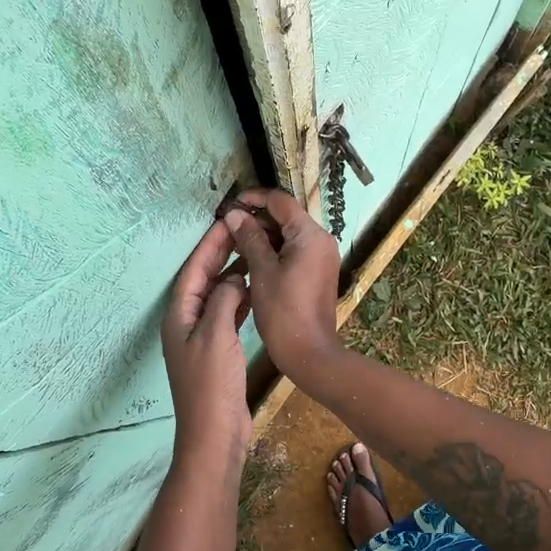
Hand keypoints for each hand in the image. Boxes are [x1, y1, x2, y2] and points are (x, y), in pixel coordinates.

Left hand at [161, 220, 251, 461]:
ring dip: (233, 273)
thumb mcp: (216, 336)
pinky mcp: (217, 350)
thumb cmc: (211, 384)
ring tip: (255, 252)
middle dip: (221, 253)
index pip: (194, 268)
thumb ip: (224, 299)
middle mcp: (186, 322)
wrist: (214, 434)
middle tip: (245, 229)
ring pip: (217, 294)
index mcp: (179, 315)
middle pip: (203, 278)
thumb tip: (233, 277)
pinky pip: (228, 312)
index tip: (229, 220)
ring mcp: (201, 337)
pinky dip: (240, 297)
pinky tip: (256, 289)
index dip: (210, 244)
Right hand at [223, 187, 343, 380]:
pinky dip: (274, 250)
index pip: (281, 201)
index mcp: (310, 235)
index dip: (255, 198)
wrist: (310, 352)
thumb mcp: (262, 271)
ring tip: (235, 243)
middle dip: (257, 218)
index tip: (231, 205)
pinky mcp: (318, 270)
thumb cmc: (283, 312)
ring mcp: (322, 255)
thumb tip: (234, 214)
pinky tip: (251, 259)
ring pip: (289, 234)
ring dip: (263, 235)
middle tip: (228, 227)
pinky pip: (295, 249)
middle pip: (286, 216)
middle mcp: (321, 239)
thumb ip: (249, 238)